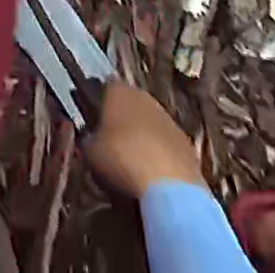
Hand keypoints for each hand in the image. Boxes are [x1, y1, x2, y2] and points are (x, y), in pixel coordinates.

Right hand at [84, 83, 205, 198]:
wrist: (169, 185)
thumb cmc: (121, 159)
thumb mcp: (90, 152)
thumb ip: (89, 140)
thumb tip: (91, 140)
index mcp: (118, 91)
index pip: (104, 88)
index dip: (98, 106)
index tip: (93, 125)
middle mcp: (144, 96)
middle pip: (129, 104)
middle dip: (121, 120)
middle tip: (111, 144)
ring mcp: (168, 117)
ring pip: (149, 122)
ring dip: (142, 136)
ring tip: (132, 163)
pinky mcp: (185, 141)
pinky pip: (165, 142)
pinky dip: (159, 153)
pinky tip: (152, 174)